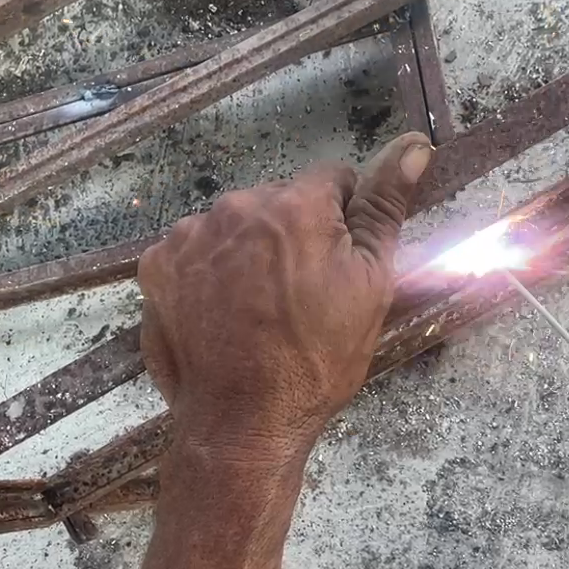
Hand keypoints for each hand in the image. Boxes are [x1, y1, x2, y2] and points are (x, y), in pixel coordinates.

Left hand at [138, 133, 431, 467]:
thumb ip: (384, 209)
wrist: (243, 422)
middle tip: (298, 299)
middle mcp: (235, 205)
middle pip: (278, 203)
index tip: (337, 267)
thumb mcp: (369, 286)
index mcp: (295, 204)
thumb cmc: (317, 360)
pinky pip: (194, 252)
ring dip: (247, 253)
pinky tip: (220, 314)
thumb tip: (413, 146)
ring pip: (233, 227)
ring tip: (255, 312)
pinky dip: (207, 274)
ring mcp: (188, 236)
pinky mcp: (155, 267)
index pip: (332, 181)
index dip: (343, 223)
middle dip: (292, 236)